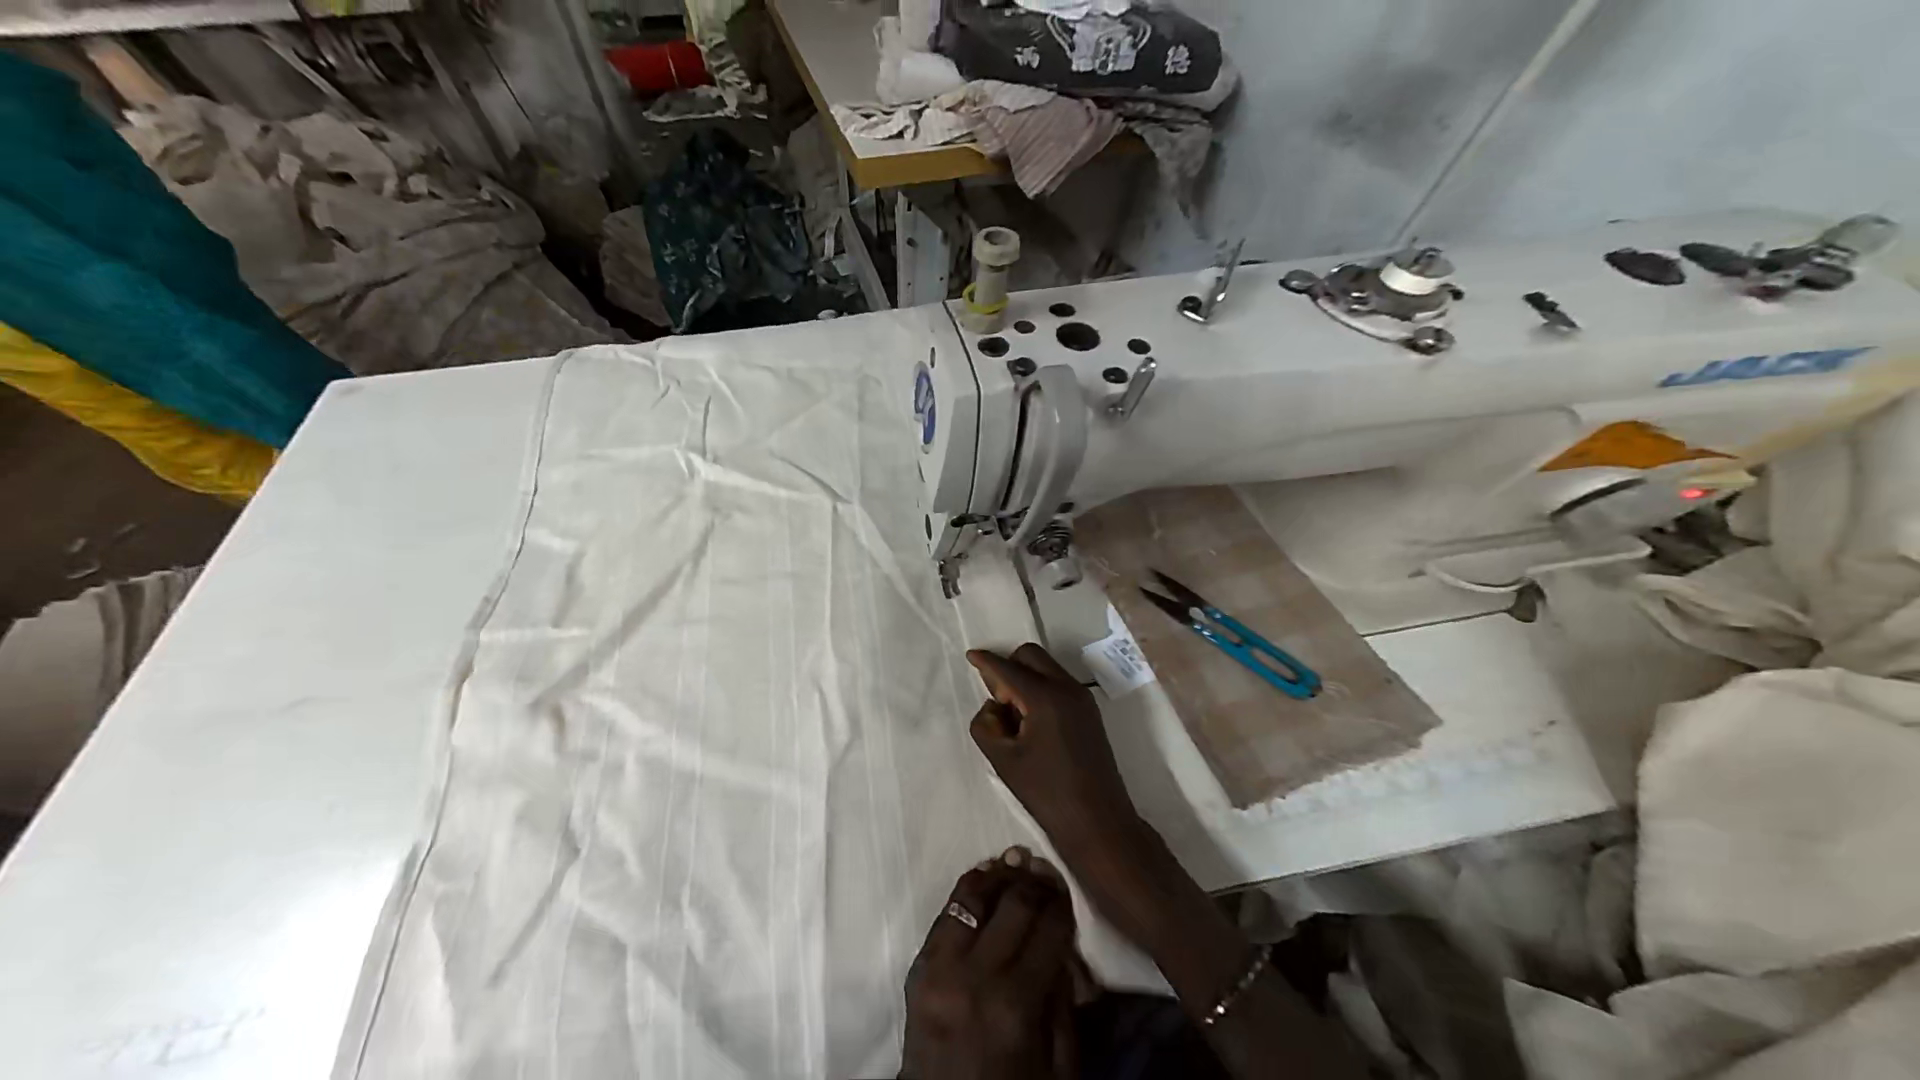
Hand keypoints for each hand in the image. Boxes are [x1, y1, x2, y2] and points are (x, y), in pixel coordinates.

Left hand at [900, 854, 1077, 1079]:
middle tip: (1047, 875)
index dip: (1064, 904)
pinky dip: (967, 891)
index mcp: (1017, 1005)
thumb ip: (1063, 999)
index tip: (1068, 893)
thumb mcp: (1057, 1064)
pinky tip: (984, 878)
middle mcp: (976, 977)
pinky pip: (945, 914)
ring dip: (998, 876)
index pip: (1049, 930)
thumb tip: (1064, 942)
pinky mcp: (917, 968)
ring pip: (972, 896)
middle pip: (1014, 904)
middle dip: (1036, 884)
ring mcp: (940, 968)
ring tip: (1015, 864)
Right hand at [966, 645, 1143, 862]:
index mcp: (1045, 698)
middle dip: (1008, 666)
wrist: (1097, 820)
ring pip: (1046, 667)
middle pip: (1031, 656)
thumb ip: (986, 724)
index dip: (986, 661)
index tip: (970, 656)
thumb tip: (994, 707)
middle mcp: (1067, 688)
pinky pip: (1058, 683)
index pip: (1008, 668)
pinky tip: (1032, 721)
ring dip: (1025, 677)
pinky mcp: (1089, 710)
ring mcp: (1082, 698)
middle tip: (997, 698)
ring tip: (1014, 715)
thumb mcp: (1003, 760)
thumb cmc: (1046, 792)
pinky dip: (1040, 688)